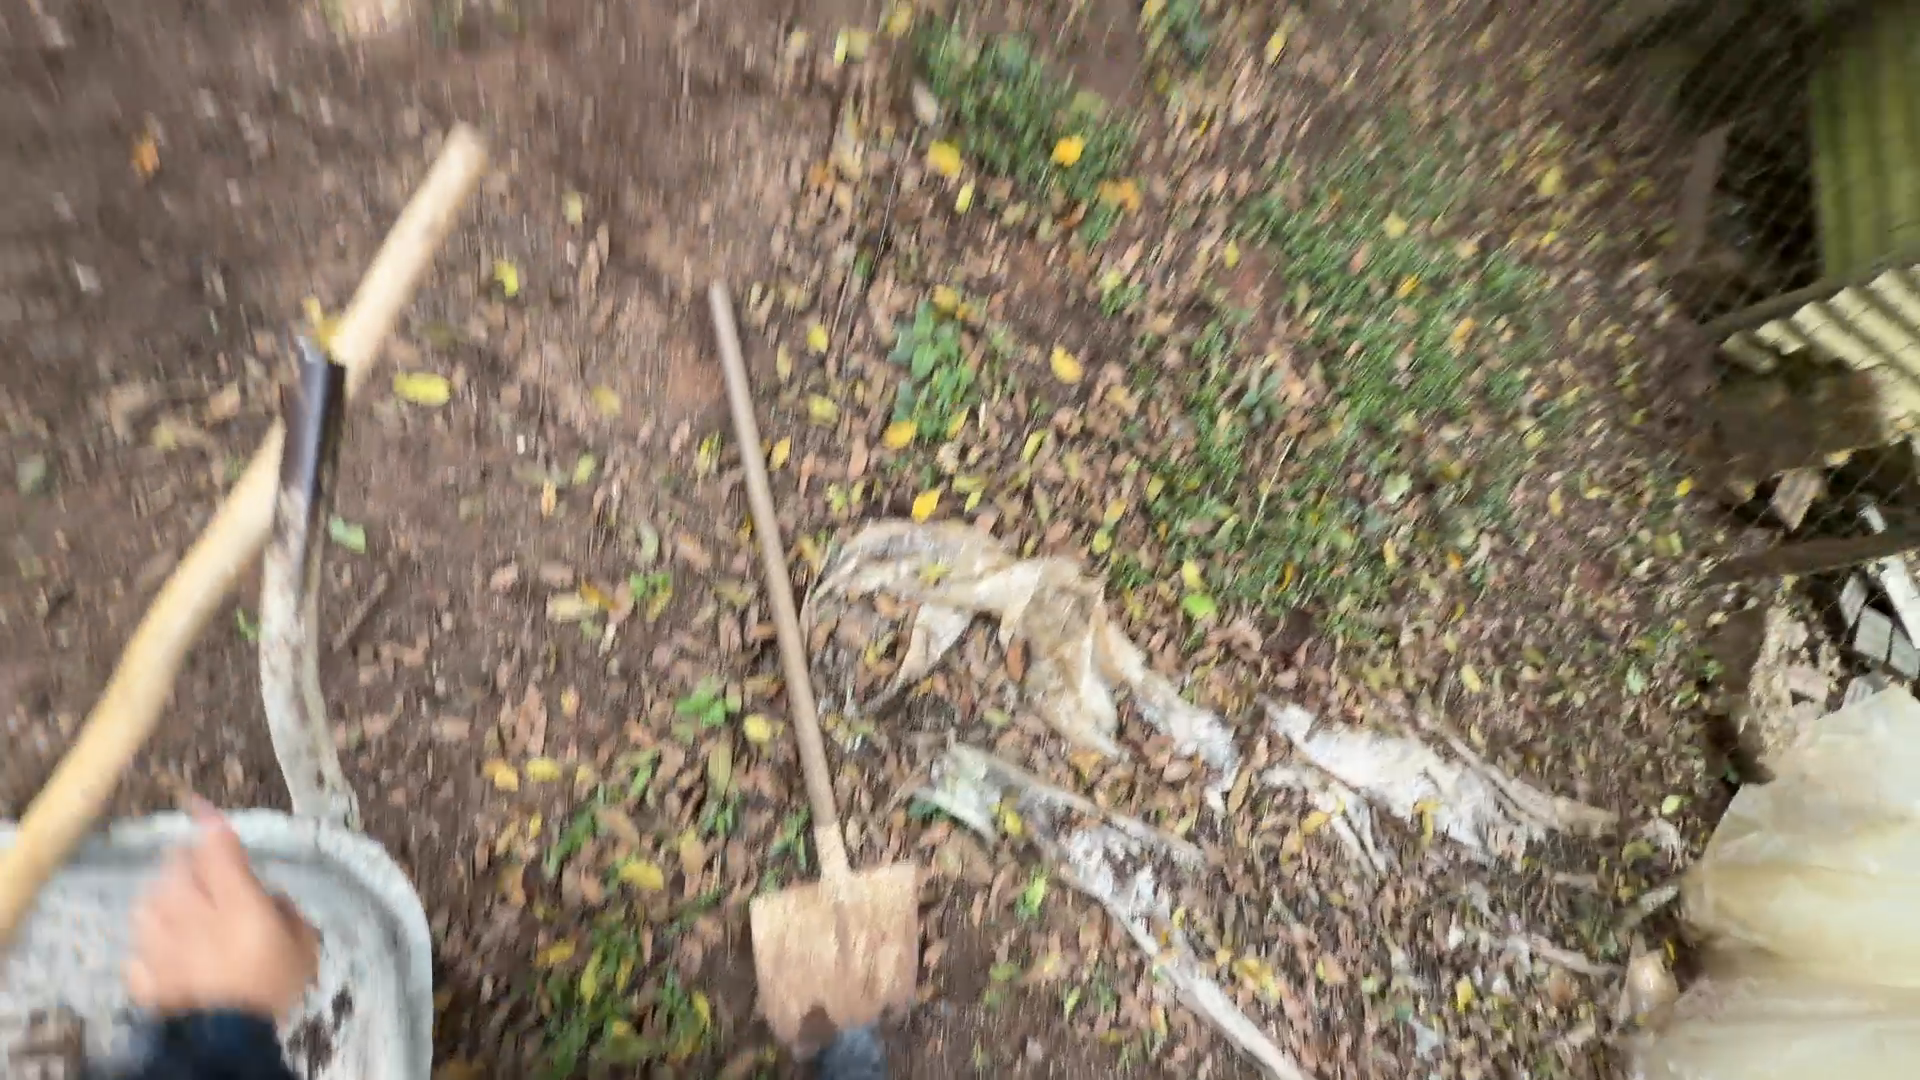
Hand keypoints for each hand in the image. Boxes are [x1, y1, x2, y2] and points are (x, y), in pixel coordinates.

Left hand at [125, 805, 318, 1020]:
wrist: (225, 1037)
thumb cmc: (275, 982)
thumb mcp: (303, 939)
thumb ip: (285, 910)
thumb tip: (271, 898)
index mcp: (239, 904)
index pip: (220, 855)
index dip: (212, 828)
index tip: (204, 807)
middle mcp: (195, 918)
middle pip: (177, 874)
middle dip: (183, 856)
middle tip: (192, 847)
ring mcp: (163, 948)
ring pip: (150, 905)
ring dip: (161, 890)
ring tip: (173, 887)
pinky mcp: (146, 975)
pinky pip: (140, 945)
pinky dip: (150, 935)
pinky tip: (162, 938)